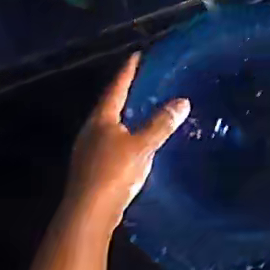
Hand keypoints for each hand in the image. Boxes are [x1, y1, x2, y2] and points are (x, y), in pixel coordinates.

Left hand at [64, 52, 189, 227]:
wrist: (87, 215)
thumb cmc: (112, 174)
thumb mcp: (142, 146)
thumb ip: (161, 124)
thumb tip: (182, 101)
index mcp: (101, 119)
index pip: (116, 87)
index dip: (127, 71)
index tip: (137, 55)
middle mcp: (91, 130)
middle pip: (109, 105)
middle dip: (126, 92)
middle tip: (143, 80)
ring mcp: (89, 150)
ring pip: (109, 125)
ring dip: (125, 116)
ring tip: (143, 109)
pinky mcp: (93, 168)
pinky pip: (111, 142)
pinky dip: (125, 135)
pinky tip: (136, 142)